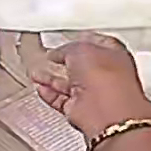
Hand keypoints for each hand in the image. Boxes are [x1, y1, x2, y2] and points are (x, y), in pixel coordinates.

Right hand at [30, 35, 150, 140]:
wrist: (105, 110)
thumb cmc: (106, 78)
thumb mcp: (81, 50)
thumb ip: (67, 48)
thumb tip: (57, 53)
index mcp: (113, 57)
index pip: (98, 45)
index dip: (81, 41)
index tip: (67, 40)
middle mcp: (105, 76)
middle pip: (81, 67)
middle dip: (64, 62)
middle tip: (50, 57)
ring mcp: (92, 94)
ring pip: (68, 84)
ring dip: (51, 79)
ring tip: (37, 73)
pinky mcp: (80, 110)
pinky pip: (61, 100)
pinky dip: (50, 95)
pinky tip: (41, 88)